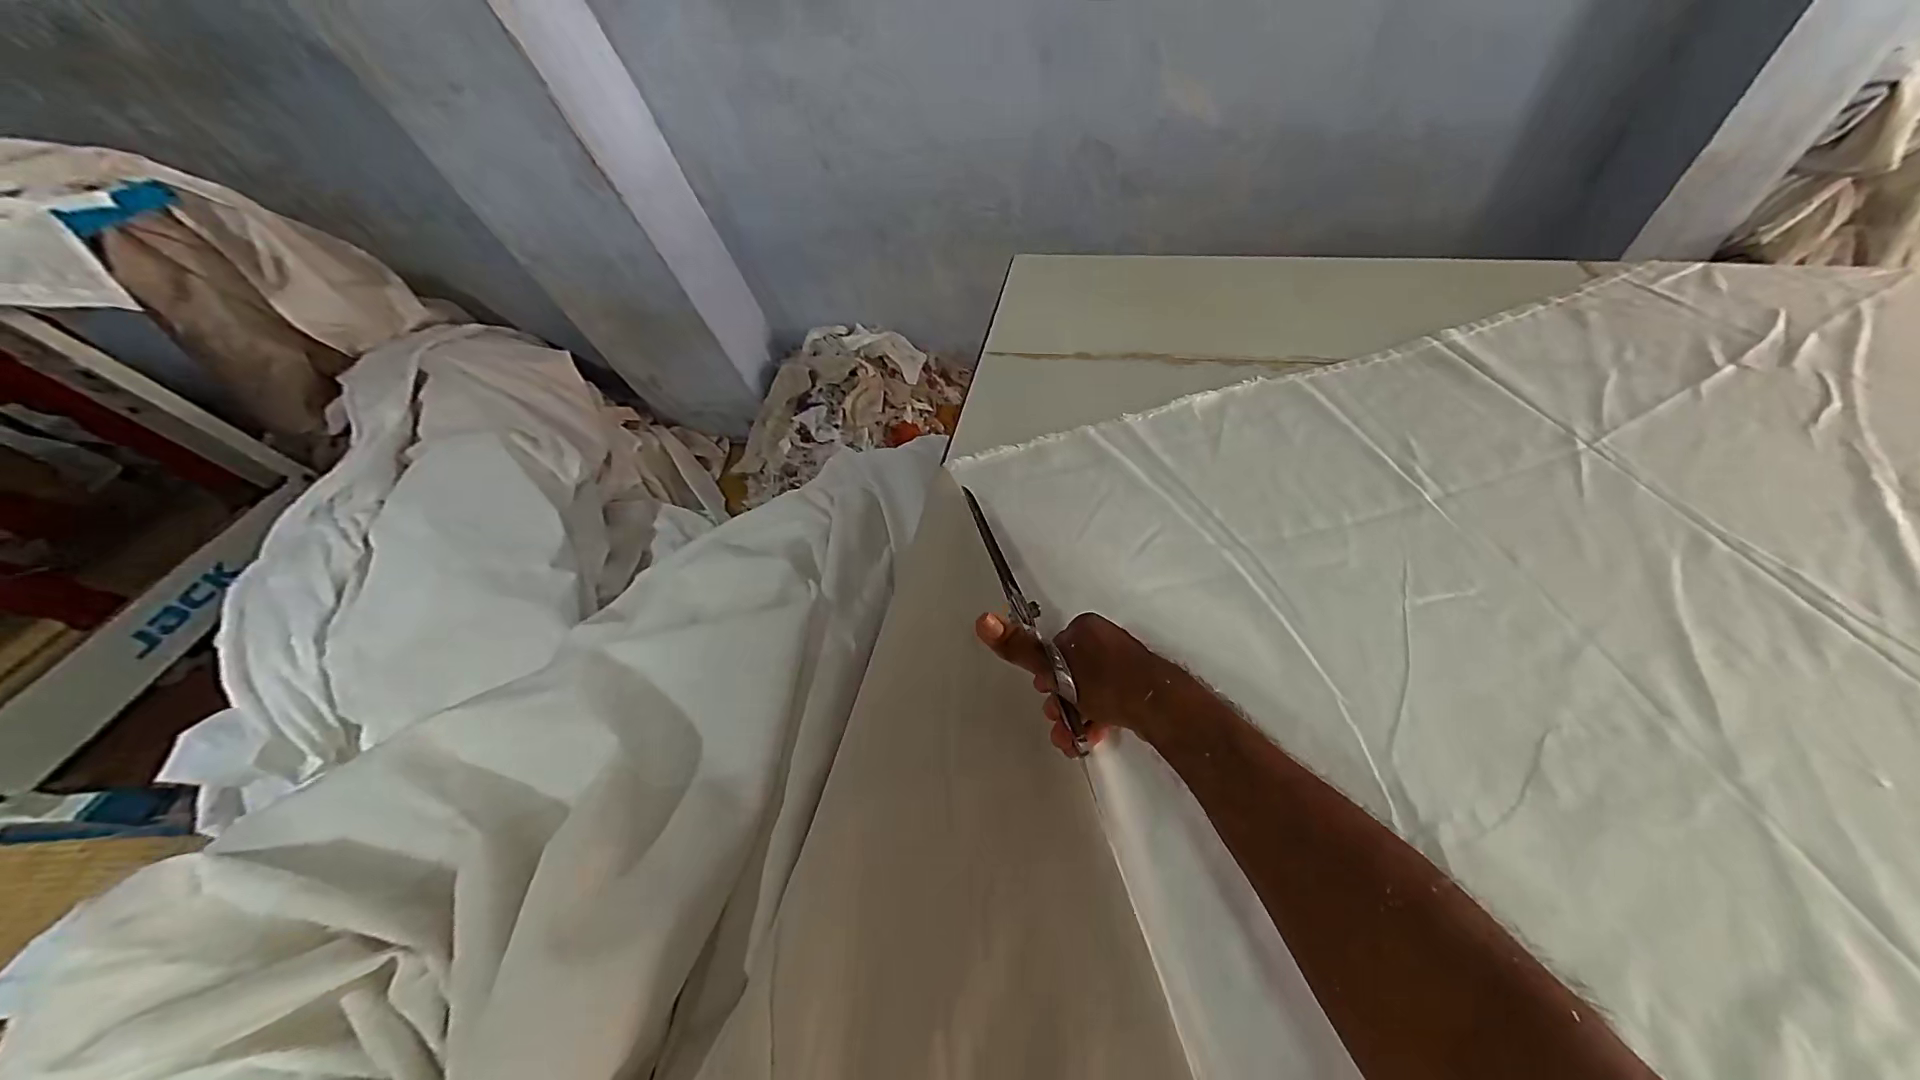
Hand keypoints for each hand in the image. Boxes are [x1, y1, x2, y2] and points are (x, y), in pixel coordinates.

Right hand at [973, 610, 1184, 755]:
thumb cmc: (1108, 684)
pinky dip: (1096, 718)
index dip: (1045, 676)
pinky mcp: (1137, 686)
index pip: (1053, 650)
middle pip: (1069, 673)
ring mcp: (1123, 664)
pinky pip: (1108, 700)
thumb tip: (984, 620)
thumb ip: (1019, 648)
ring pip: (1088, 691)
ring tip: (1073, 736)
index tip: (1045, 693)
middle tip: (1059, 718)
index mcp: (1085, 629)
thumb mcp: (1054, 668)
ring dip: (1074, 715)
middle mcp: (1105, 641)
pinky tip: (1092, 735)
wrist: (1158, 707)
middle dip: (1060, 701)